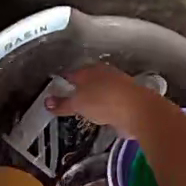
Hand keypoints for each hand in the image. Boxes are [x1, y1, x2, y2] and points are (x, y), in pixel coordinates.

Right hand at [46, 64, 173, 138]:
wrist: (138, 110)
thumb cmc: (104, 101)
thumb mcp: (78, 104)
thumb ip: (62, 104)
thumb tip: (47, 102)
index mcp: (89, 70)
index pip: (71, 74)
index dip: (61, 83)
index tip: (54, 91)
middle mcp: (104, 73)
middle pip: (87, 81)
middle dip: (78, 89)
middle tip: (68, 100)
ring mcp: (118, 85)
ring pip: (100, 91)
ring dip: (93, 98)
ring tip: (83, 110)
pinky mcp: (128, 99)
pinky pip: (111, 102)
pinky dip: (105, 107)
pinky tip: (102, 115)